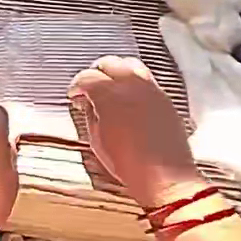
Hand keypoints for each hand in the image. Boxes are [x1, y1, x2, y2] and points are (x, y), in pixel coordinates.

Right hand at [68, 57, 202, 208]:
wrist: (165, 177)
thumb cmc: (129, 164)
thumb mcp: (97, 140)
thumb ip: (90, 115)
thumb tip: (88, 105)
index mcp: (108, 94)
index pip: (86, 77)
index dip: (76, 85)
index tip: (75, 95)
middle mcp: (130, 85)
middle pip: (108, 63)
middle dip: (96, 73)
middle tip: (90, 88)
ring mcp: (150, 89)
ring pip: (129, 64)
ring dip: (116, 71)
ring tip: (111, 87)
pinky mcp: (165, 97)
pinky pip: (146, 78)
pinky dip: (133, 81)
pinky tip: (129, 96)